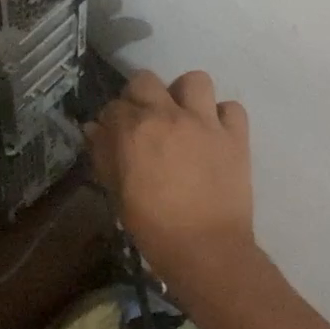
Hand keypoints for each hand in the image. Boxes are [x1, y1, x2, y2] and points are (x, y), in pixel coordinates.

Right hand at [87, 70, 260, 288]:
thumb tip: (93, 129)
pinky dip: (221, 116)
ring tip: (183, 117)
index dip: (112, 120)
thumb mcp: (116, 191)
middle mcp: (168, 115)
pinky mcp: (236, 136)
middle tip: (144, 120)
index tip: (114, 135)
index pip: (113, 106)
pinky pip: (231, 108)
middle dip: (140, 95)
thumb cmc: (152, 225)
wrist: (205, 248)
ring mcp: (205, 122)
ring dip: (185, 94)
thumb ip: (103, 155)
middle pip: (146, 79)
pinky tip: (214, 133)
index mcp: (133, 129)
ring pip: (195, 80)